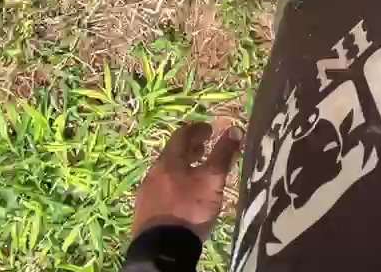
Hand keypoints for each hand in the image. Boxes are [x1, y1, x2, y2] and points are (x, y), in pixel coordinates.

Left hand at [131, 120, 243, 237]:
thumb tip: (235, 130)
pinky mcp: (145, 213)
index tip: (210, 131)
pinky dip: (174, 184)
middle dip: (190, 149)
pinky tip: (183, 196)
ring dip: (182, 168)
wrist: (162, 251)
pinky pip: (161, 189)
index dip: (198, 130)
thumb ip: (223, 154)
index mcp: (168, 160)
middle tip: (204, 150)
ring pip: (166, 172)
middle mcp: (154, 172)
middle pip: (172, 153)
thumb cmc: (189, 208)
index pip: (182, 134)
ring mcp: (147, 193)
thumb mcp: (212, 180)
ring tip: (196, 174)